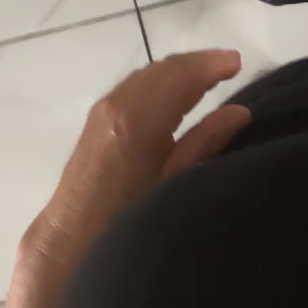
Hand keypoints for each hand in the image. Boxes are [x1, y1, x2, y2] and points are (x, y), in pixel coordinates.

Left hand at [23, 50, 250, 274]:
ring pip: (146, 76)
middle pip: (162, 69)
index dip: (211, 65)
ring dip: (177, 71)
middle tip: (230, 64)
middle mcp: (117, 105)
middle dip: (197, 63)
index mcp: (139, 119)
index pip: (181, 76)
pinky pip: (133, 87)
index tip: (238, 62)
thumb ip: (205, 144)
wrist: (68, 246)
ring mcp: (102, 111)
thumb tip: (237, 112)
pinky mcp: (94, 121)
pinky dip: (158, 82)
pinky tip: (174, 93)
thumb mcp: (174, 185)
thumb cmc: (128, 221)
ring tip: (209, 75)